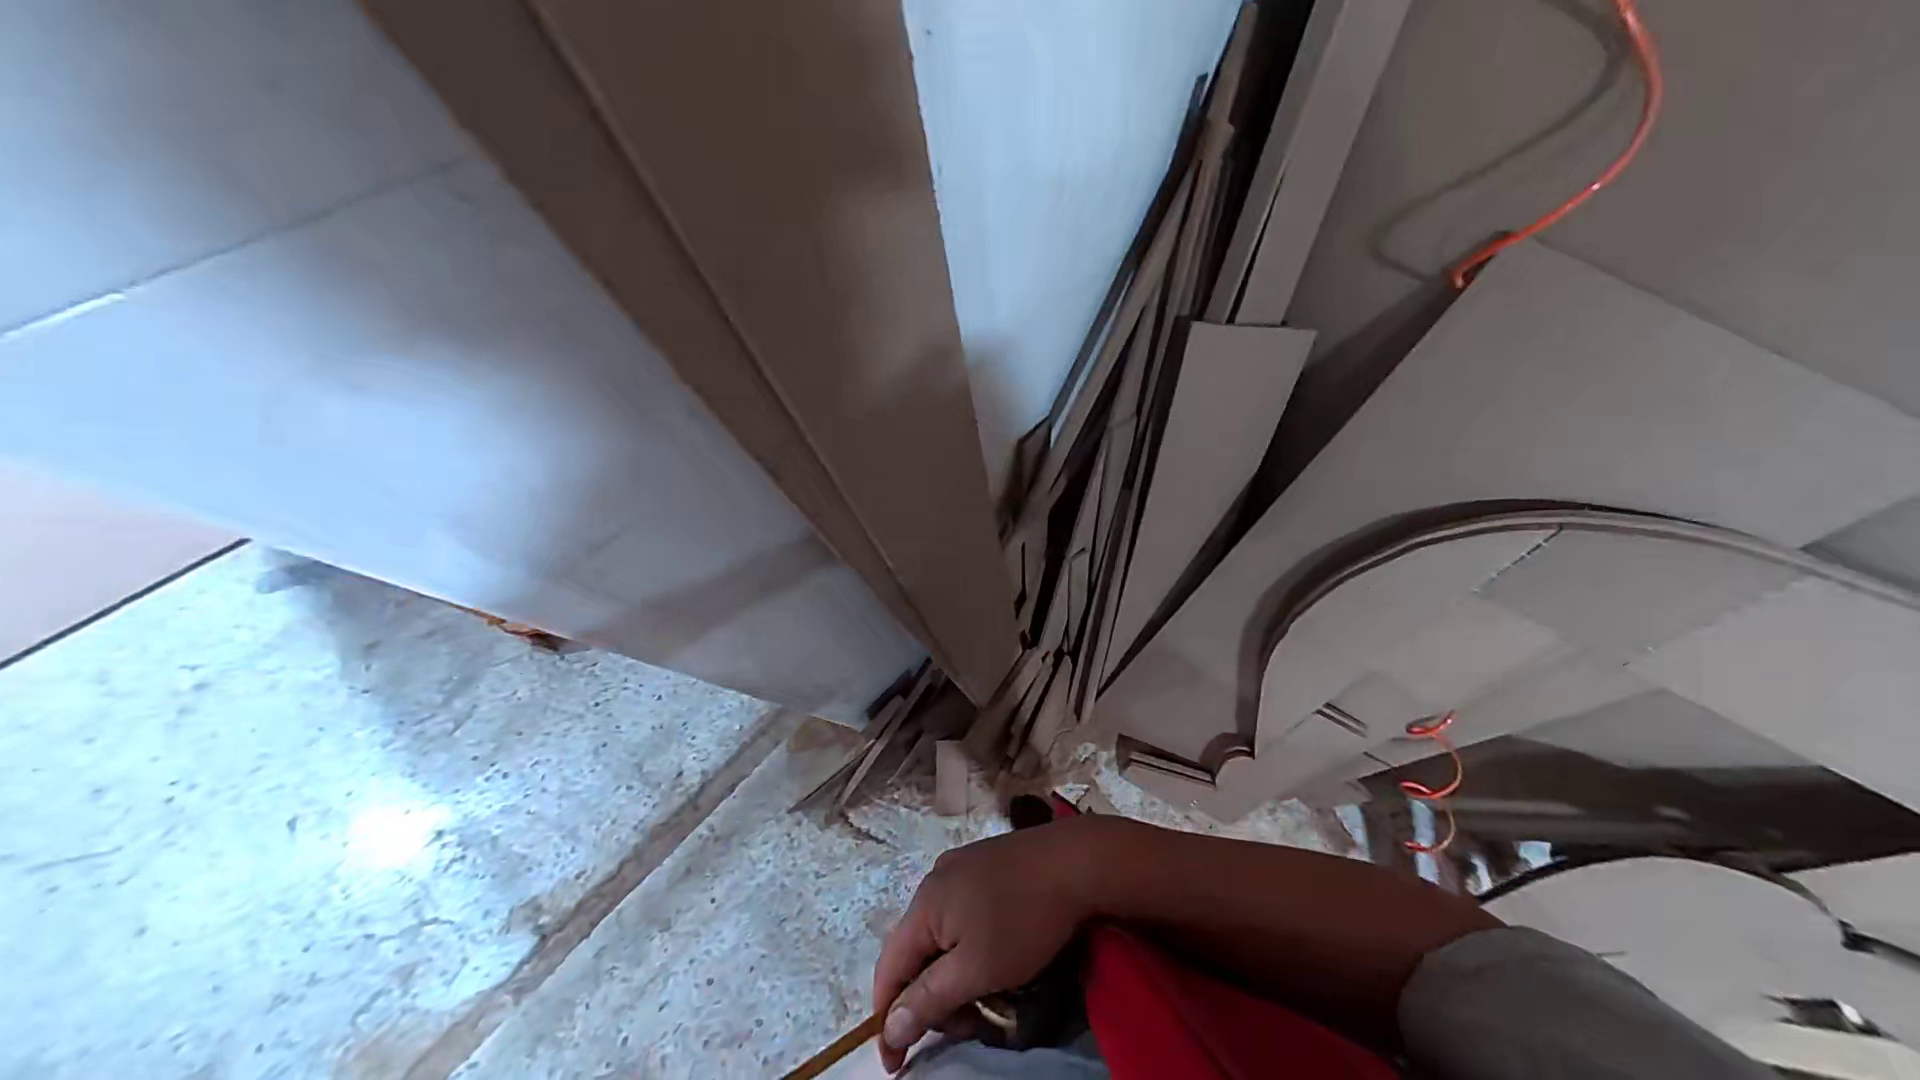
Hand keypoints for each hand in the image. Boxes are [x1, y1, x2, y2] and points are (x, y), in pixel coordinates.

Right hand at [870, 817, 1112, 1072]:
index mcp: (924, 903)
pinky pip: (961, 913)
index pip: (888, 968)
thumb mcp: (977, 970)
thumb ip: (929, 998)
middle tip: (967, 1024)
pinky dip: (967, 945)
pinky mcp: (986, 864)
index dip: (887, 1018)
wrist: (1076, 861)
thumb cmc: (1025, 919)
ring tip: (986, 995)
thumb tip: (889, 1026)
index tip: (895, 1063)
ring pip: (940, 932)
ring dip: (951, 973)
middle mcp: (934, 878)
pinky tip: (993, 955)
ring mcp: (961, 866)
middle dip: (930, 996)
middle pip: (914, 950)